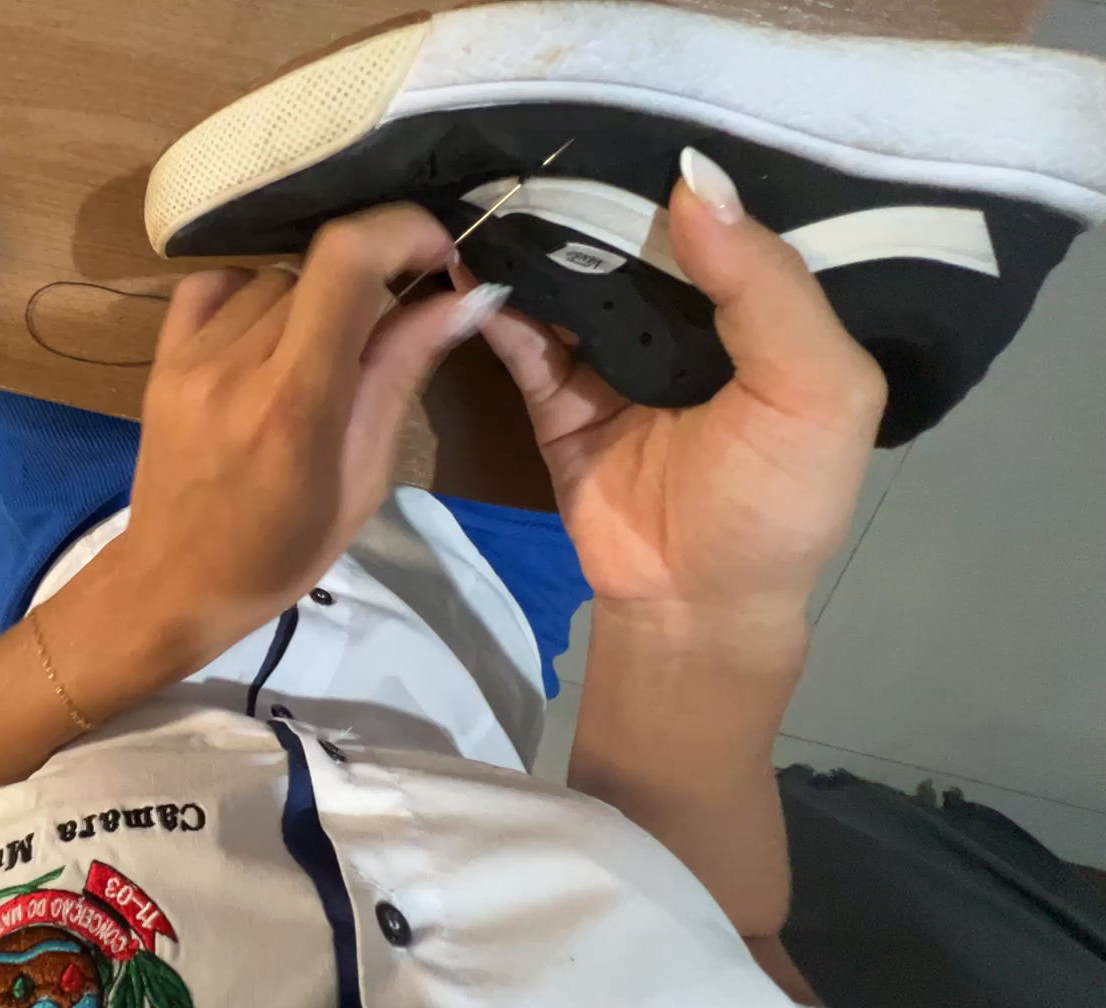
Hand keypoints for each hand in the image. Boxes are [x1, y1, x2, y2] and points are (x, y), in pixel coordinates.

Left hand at [109, 204, 508, 662]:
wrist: (175, 582)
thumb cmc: (279, 553)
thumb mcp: (360, 481)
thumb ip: (398, 378)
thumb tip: (459, 299)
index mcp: (295, 402)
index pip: (346, 260)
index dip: (401, 231)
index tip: (434, 254)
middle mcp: (235, 365)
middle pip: (315, 267)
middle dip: (364, 285)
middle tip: (377, 334)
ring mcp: (188, 360)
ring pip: (269, 278)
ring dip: (308, 302)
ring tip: (312, 358)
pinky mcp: (159, 363)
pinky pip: (209, 287)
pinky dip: (248, 295)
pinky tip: (259, 336)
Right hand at [473, 149, 886, 623]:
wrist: (689, 597)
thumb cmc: (775, 498)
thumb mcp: (815, 389)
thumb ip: (765, 288)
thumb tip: (695, 180)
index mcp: (758, 316)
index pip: (717, 229)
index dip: (679, 181)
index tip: (626, 126)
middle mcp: (682, 330)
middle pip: (633, 254)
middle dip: (594, 210)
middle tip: (543, 156)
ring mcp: (609, 366)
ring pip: (571, 295)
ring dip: (537, 256)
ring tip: (497, 206)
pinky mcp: (554, 403)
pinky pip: (525, 349)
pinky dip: (502, 315)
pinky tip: (476, 275)